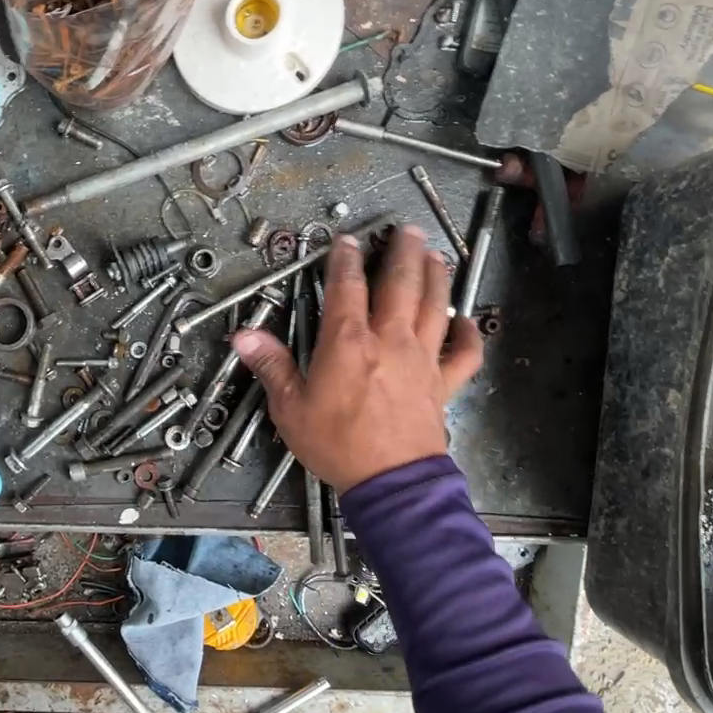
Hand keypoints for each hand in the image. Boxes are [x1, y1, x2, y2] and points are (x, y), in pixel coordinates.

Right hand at [234, 225, 482, 490]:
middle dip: (403, 252)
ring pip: (435, 305)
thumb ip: (271, 365)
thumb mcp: (290, 407)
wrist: (390, 481)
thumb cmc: (338, 445)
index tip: (346, 242)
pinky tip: (464, 321)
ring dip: (437, 276)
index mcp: (347, 342)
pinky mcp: (442, 383)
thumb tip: (244, 337)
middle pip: (401, 283)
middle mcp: (389, 340)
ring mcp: (421, 359)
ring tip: (436, 256)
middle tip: (407, 231)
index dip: (344, 259)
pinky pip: (463, 353)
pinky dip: (467, 333)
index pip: (346, 286)